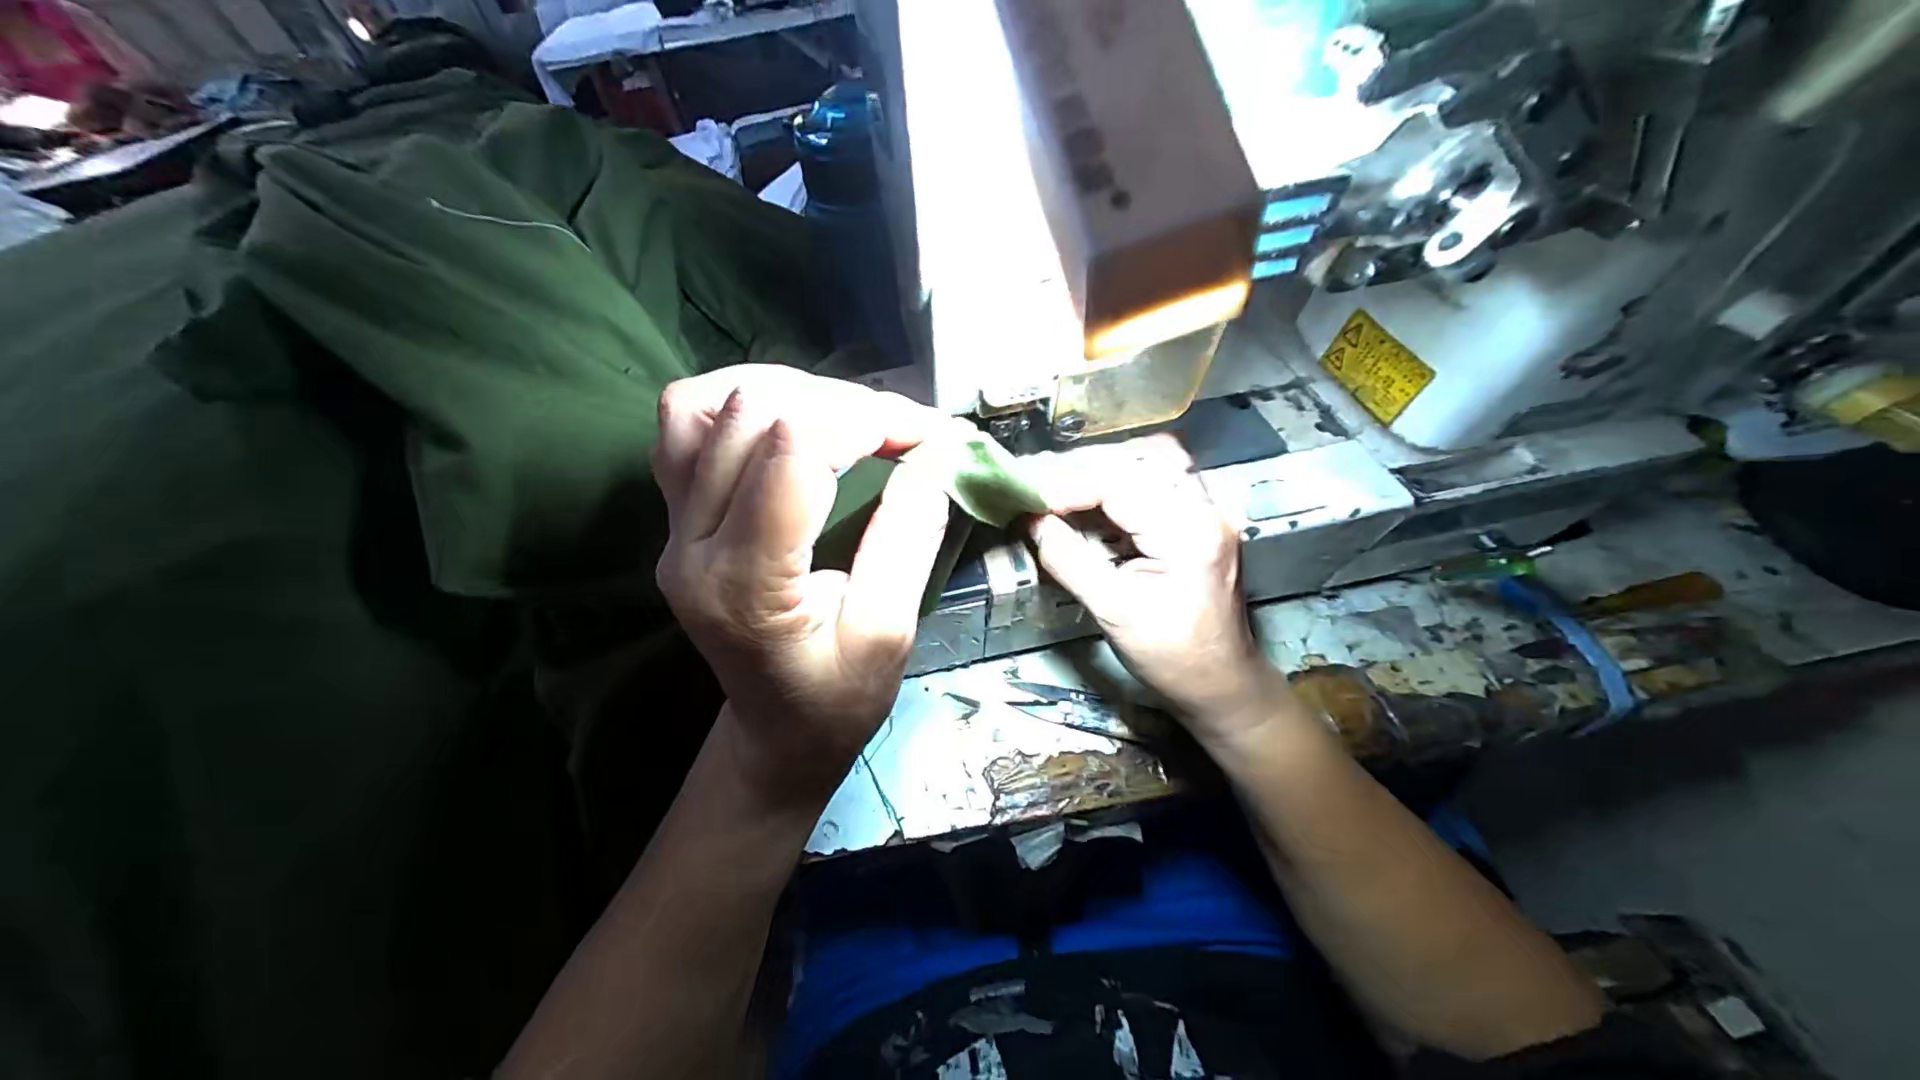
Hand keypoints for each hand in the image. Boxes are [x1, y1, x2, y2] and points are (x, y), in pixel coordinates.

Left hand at [653, 366, 953, 802]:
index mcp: (745, 585)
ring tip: (849, 417)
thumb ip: (907, 538)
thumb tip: (931, 455)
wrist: (777, 731)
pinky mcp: (674, 517)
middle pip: (753, 415)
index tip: (928, 434)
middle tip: (903, 430)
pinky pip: (684, 424)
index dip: (868, 421)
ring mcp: (672, 528)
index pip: (792, 452)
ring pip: (706, 405)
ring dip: (792, 391)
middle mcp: (691, 546)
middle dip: (843, 403)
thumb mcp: (889, 634)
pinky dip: (741, 400)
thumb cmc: (838, 699)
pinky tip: (793, 417)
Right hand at [1028, 436, 1290, 743]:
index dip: (1068, 484)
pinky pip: (1159, 478)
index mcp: (1189, 533)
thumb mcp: (1112, 610)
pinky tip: (1091, 495)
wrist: (1220, 683)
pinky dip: (1120, 479)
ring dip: (1103, 466)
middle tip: (1035, 482)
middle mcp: (1205, 509)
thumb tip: (1029, 521)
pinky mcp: (1200, 518)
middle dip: (1082, 468)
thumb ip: (1067, 559)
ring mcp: (1208, 510)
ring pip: (1152, 458)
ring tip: (1060, 485)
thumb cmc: (1170, 657)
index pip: (1120, 483)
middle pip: (1138, 457)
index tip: (1028, 496)